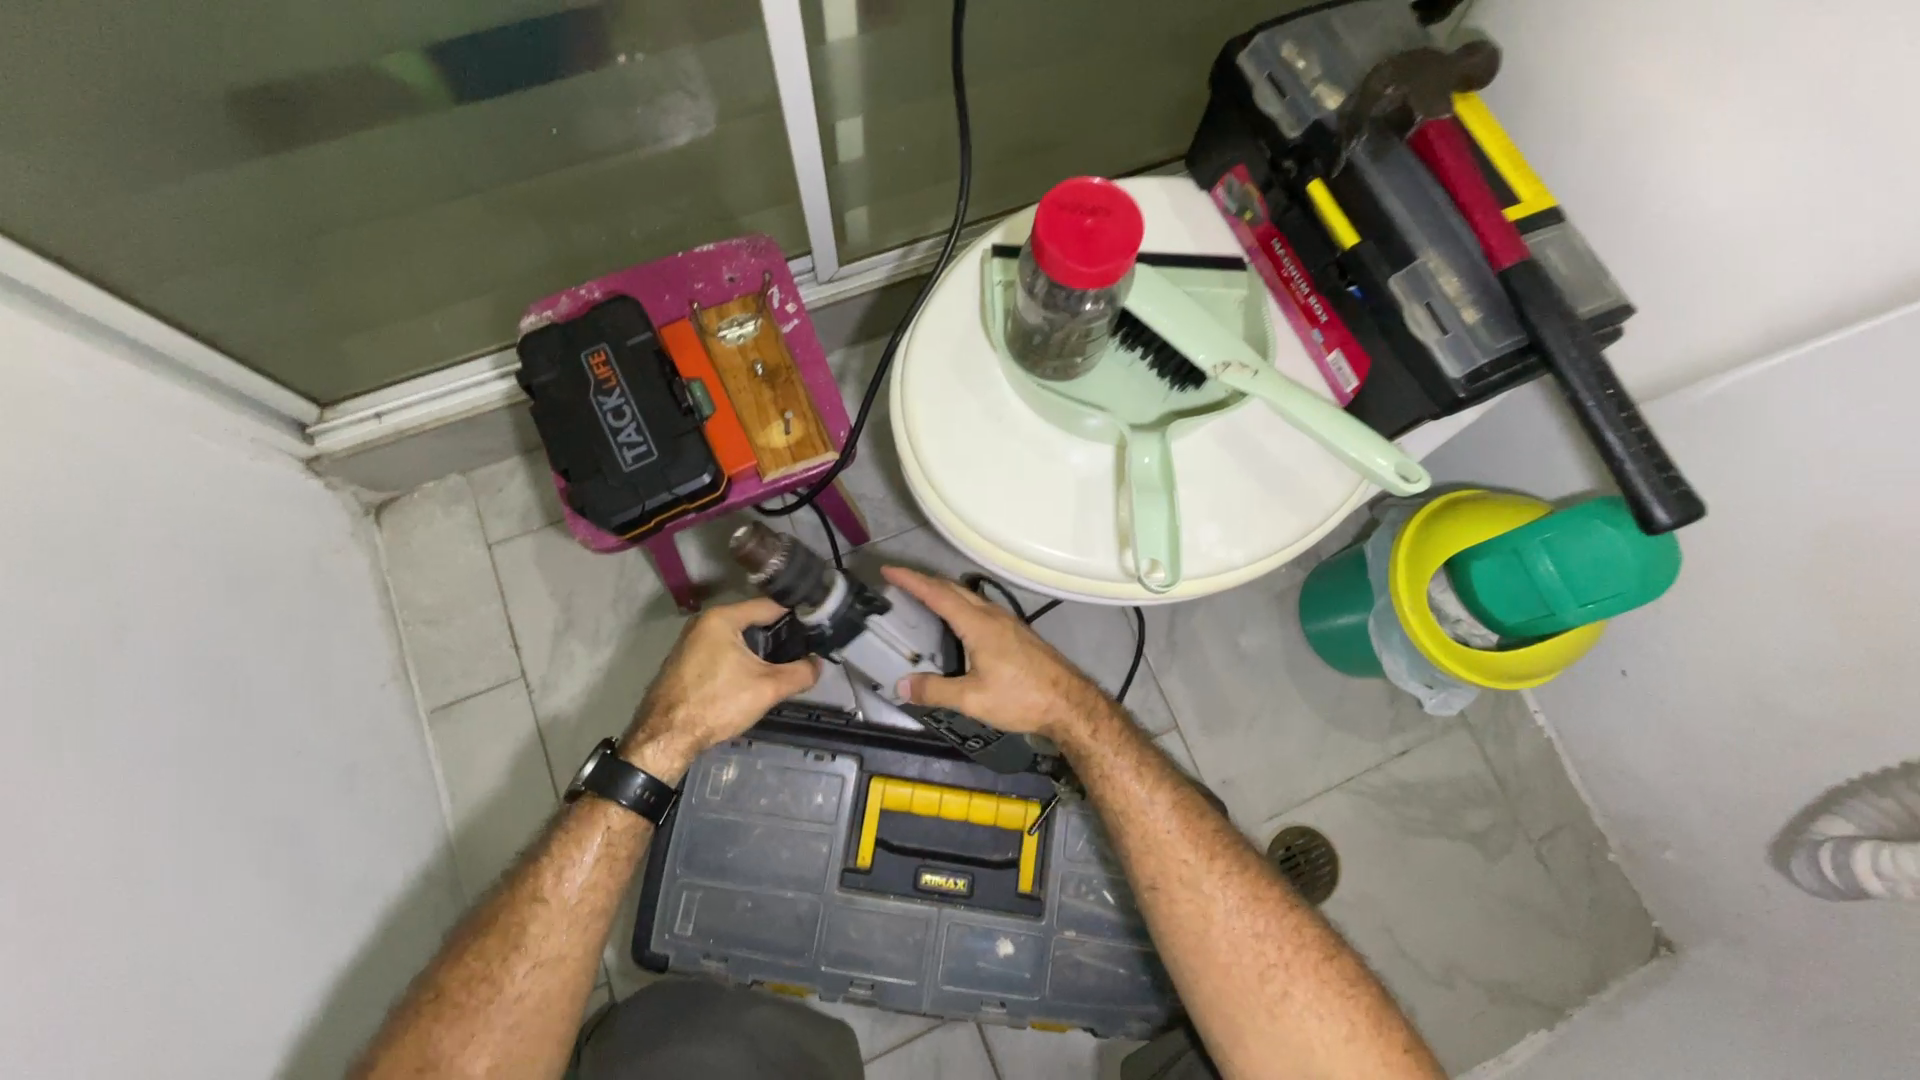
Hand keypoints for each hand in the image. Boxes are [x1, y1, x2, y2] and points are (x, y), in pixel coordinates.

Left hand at [624, 598, 819, 765]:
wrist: (666, 737)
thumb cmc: (717, 704)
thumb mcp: (768, 688)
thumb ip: (800, 673)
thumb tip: (818, 665)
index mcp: (722, 618)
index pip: (770, 606)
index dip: (797, 616)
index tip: (817, 627)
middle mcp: (704, 622)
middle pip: (753, 621)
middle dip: (779, 635)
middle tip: (804, 649)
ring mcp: (691, 641)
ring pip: (737, 638)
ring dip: (760, 650)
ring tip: (784, 664)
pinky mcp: (686, 661)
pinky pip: (722, 651)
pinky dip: (740, 659)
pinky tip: (754, 677)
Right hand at [882, 567, 1112, 741]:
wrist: (1069, 703)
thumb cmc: (1021, 698)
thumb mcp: (973, 699)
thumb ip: (935, 691)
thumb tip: (901, 685)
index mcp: (978, 625)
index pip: (938, 594)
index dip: (912, 581)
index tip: (889, 570)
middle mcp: (993, 616)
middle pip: (954, 590)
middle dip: (925, 582)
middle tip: (901, 582)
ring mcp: (1008, 623)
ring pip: (971, 598)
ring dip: (945, 593)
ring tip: (925, 598)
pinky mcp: (1018, 634)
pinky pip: (982, 609)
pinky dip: (962, 606)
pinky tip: (960, 623)